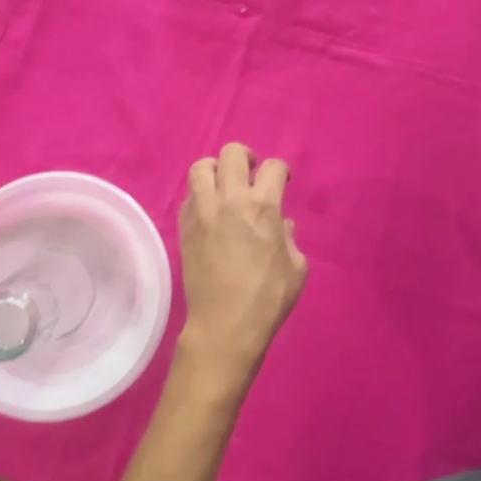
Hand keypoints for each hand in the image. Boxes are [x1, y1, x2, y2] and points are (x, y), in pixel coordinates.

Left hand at [176, 143, 307, 379]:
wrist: (224, 326)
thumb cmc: (268, 299)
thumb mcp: (296, 268)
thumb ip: (290, 239)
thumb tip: (283, 224)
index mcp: (263, 206)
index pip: (273, 167)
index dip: (281, 171)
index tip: (282, 182)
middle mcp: (231, 199)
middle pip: (232, 153)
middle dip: (246, 157)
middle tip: (252, 173)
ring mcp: (203, 211)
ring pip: (202, 167)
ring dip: (216, 169)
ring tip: (225, 185)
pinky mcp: (184, 227)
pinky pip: (189, 196)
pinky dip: (200, 195)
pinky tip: (210, 211)